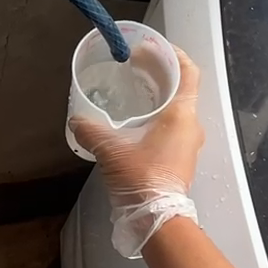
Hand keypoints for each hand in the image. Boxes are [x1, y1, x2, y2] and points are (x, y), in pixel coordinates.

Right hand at [69, 44, 203, 256]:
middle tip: (133, 66)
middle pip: (180, 89)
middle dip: (157, 74)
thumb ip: (91, 130)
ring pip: (176, 109)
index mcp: (181, 115)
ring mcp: (187, 144)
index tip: (151, 47)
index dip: (171, 54)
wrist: (156, 220)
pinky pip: (171, 127)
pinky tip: (134, 122)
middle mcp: (190, 126)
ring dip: (157, 97)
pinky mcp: (179, 160)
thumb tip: (77, 121)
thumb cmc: (141, 179)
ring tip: (132, 91)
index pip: (187, 71)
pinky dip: (155, 117)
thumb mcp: (110, 150)